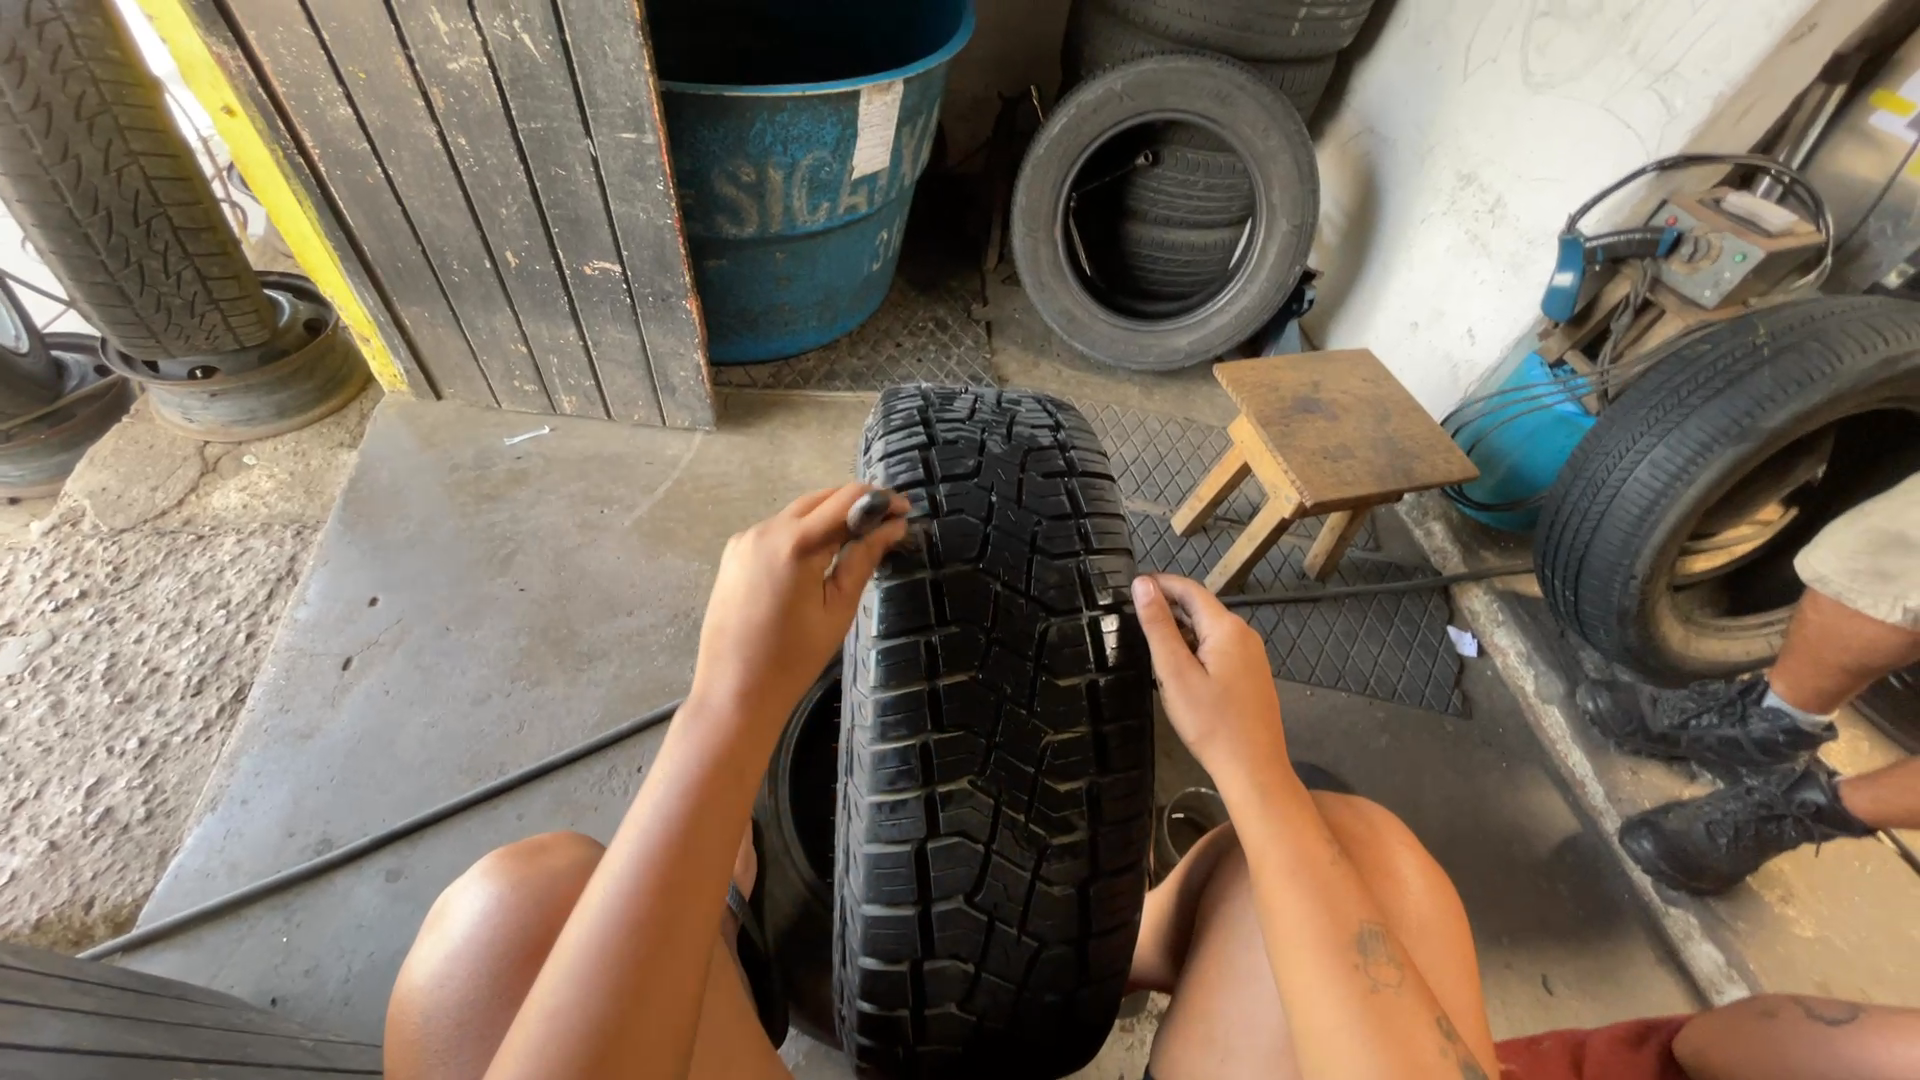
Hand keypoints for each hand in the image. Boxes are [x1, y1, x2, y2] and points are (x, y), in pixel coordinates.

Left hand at [689, 483, 908, 728]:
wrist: (734, 691)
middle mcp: (765, 530)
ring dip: (830, 516)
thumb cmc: (794, 659)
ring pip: (798, 512)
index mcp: (794, 543)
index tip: (905, 510)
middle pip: (820, 499)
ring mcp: (745, 539)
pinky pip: (778, 530)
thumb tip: (893, 526)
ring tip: (861, 537)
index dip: (880, 500)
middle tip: (889, 522)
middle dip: (856, 503)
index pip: (846, 500)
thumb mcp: (838, 608)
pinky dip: (805, 531)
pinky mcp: (734, 553)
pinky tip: (822, 552)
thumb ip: (863, 559)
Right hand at [1131, 574, 1288, 786]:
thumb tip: (1142, 584)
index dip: (1159, 583)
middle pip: (1201, 607)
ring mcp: (1252, 655)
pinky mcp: (1251, 674)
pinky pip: (1219, 646)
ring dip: (1180, 626)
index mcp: (1226, 628)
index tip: (1130, 587)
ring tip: (1148, 639)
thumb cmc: (1210, 722)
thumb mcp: (1175, 672)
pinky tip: (1178, 664)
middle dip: (1168, 605)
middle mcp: (1244, 634)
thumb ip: (1158, 626)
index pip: (1189, 589)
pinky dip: (1195, 645)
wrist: (1253, 769)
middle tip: (1131, 615)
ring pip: (1209, 628)